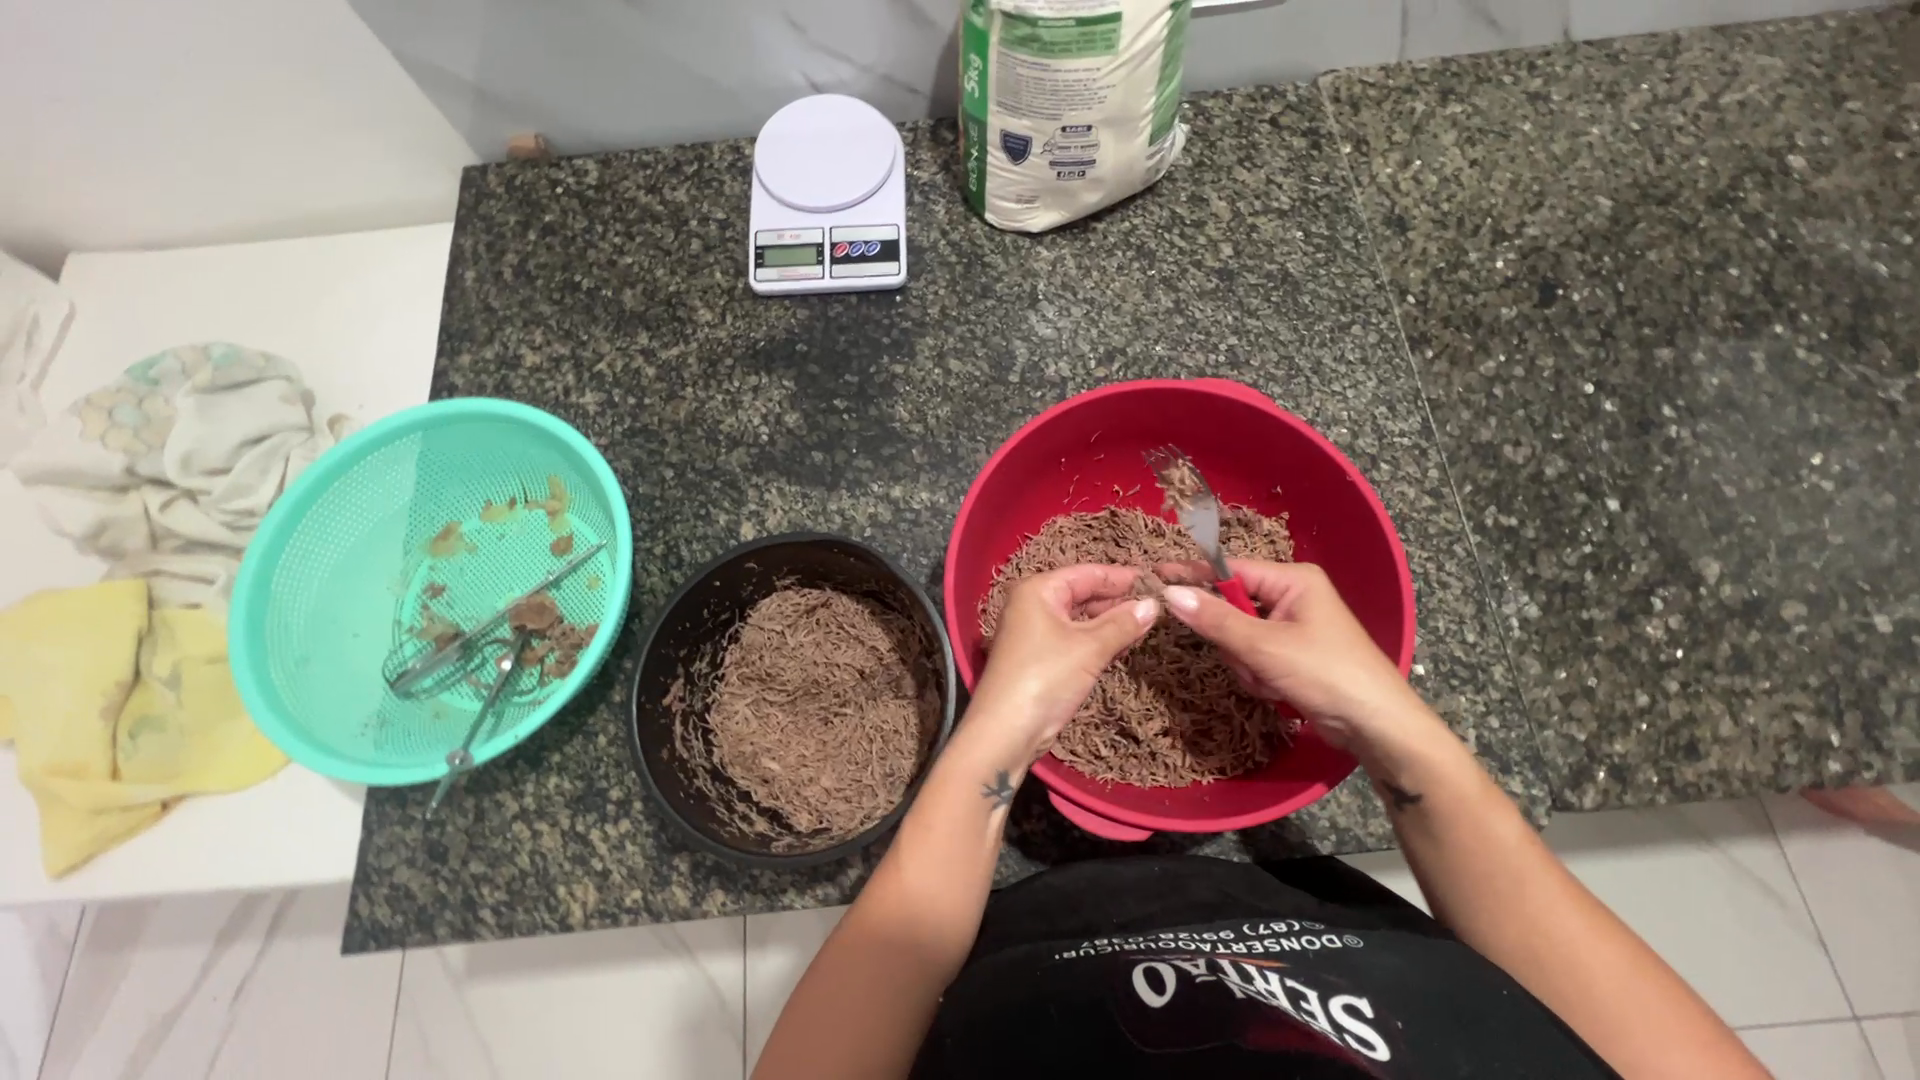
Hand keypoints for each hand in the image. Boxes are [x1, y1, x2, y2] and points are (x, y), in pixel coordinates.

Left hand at [970, 565, 1158, 758]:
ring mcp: (1035, 633)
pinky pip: (1075, 639)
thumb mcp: (1090, 648)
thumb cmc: (1046, 677)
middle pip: (1082, 593)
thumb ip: (1123, 624)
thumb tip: (1153, 604)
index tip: (1155, 580)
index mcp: (1038, 590)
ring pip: (1080, 618)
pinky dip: (1098, 640)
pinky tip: (1124, 643)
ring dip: (1110, 621)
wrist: (1006, 731)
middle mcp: (1033, 605)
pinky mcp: (1040, 658)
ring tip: (1147, 622)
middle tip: (1157, 604)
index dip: (1121, 577)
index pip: (1087, 573)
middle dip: (1117, 599)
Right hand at [1160, 559, 1423, 752]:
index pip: (1229, 569)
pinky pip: (1253, 656)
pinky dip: (1257, 675)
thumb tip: (1170, 593)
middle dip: (1233, 639)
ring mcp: (1293, 627)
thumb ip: (1215, 619)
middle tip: (1247, 659)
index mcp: (1293, 580)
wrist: (1375, 726)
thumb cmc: (1326, 673)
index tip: (1156, 578)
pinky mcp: (1292, 654)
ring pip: (1238, 636)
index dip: (1194, 576)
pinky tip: (1277, 689)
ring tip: (1270, 680)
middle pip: (1231, 606)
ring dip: (1245, 663)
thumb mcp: (1264, 646)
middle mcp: (1293, 596)